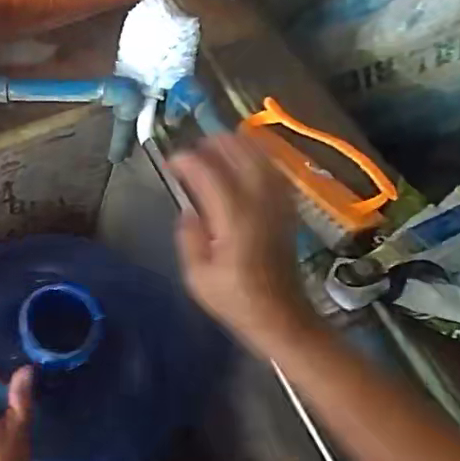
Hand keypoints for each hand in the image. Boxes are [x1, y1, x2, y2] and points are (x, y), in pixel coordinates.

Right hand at [168, 134, 314, 353]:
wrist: (280, 316)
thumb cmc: (234, 299)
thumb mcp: (197, 274)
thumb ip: (189, 236)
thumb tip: (189, 210)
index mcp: (233, 217)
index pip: (208, 172)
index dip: (187, 161)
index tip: (171, 162)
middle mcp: (259, 202)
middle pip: (239, 154)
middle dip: (214, 144)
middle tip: (193, 149)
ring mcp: (278, 203)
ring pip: (261, 157)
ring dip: (238, 146)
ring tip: (218, 144)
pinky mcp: (288, 209)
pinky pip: (276, 171)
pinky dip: (260, 158)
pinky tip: (248, 160)